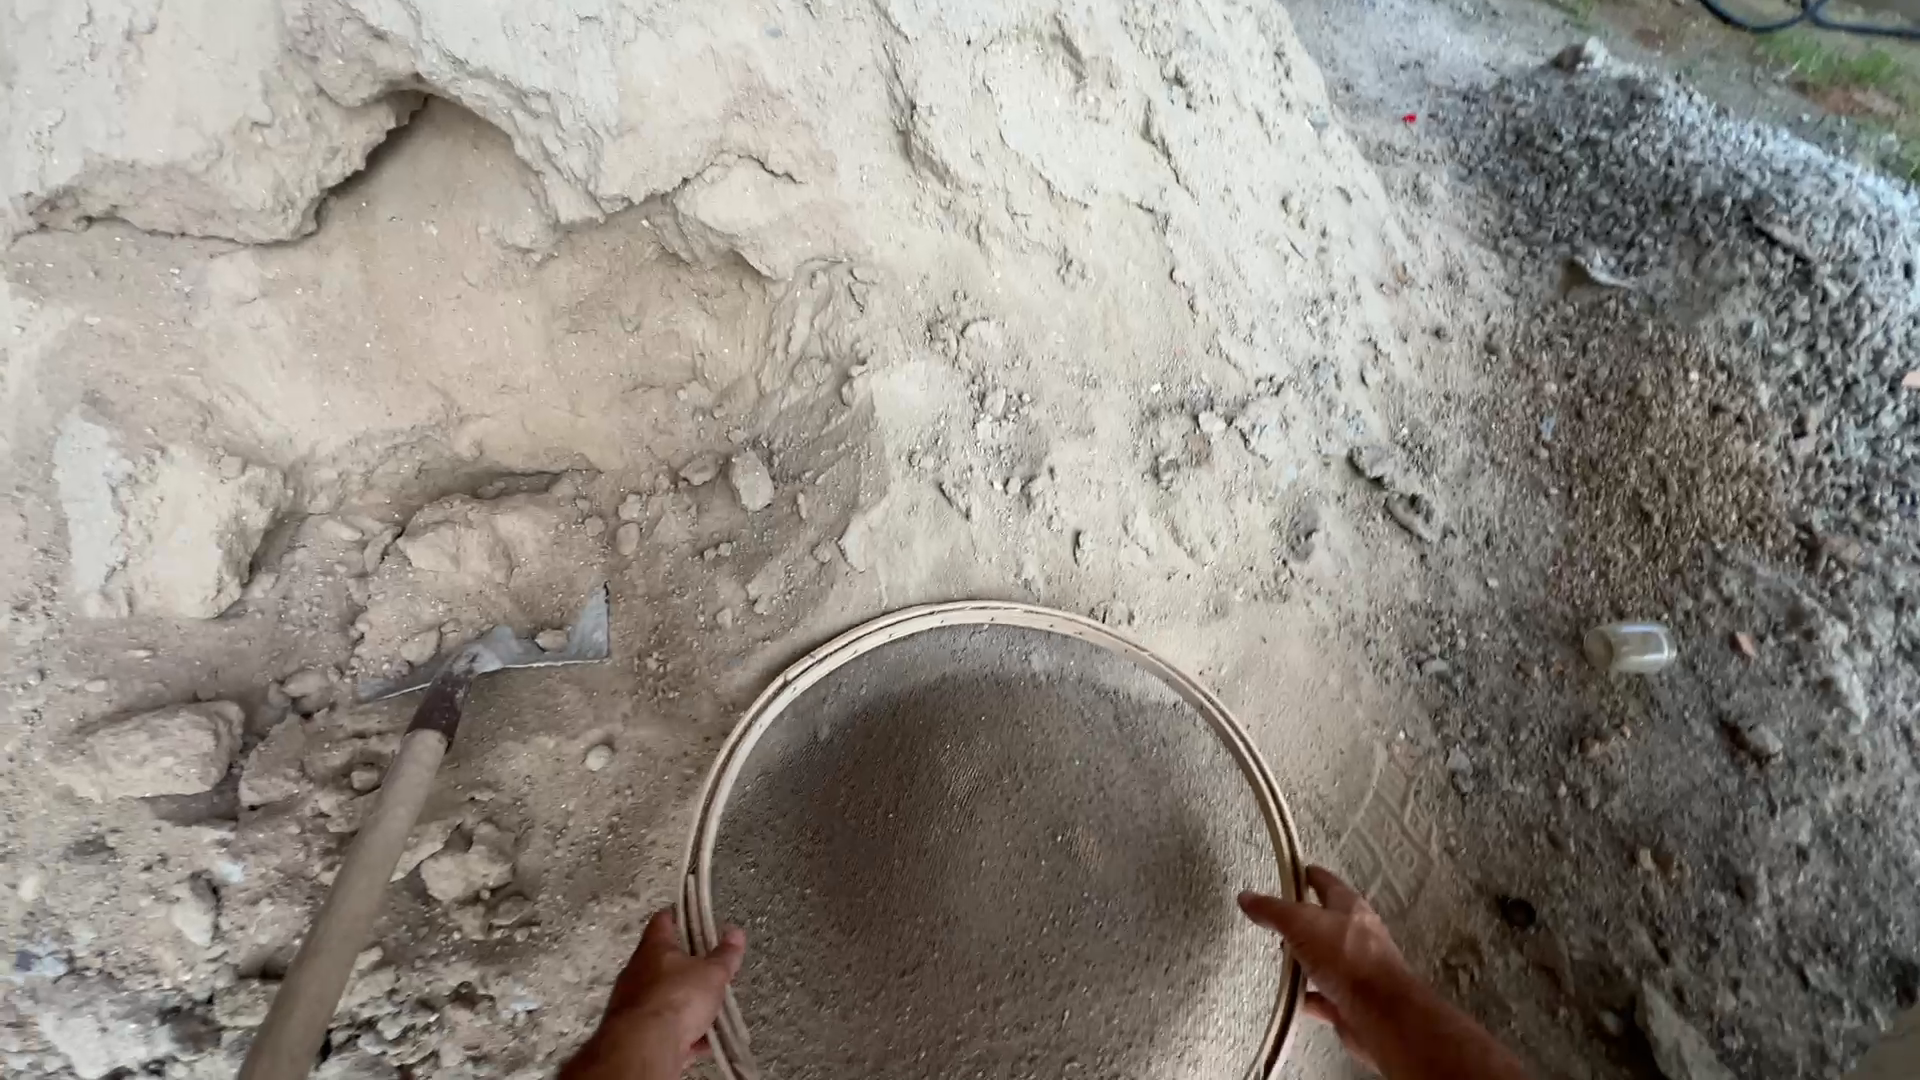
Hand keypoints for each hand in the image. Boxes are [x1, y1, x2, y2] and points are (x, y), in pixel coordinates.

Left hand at [559, 909, 746, 1079]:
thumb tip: (735, 934)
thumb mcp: (713, 973)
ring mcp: (631, 1004)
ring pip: (661, 996)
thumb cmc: (676, 999)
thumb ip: (725, 954)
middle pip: (662, 960)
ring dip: (682, 1002)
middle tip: (708, 969)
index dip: (679, 916)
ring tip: (707, 1012)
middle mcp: (636, 971)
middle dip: (686, 966)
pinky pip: (659, 1027)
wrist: (644, 1050)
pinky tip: (698, 1041)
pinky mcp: (631, 1034)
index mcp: (655, 947)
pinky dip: (679, 1031)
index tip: (692, 916)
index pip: (664, 920)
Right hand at [1239, 865, 1413, 1069]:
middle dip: (1301, 921)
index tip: (1291, 872)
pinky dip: (1308, 995)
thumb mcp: (1299, 923)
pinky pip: (1323, 993)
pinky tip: (1293, 996)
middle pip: (1324, 921)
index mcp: (1349, 907)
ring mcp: (1356, 969)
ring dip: (1304, 959)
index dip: (1307, 875)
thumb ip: (1272, 909)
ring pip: (1324, 958)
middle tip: (1277, 921)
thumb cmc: (1347, 958)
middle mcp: (1356, 934)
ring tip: (1281, 959)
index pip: (1325, 881)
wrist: (1382, 1017)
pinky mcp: (1352, 1000)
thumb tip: (1246, 897)